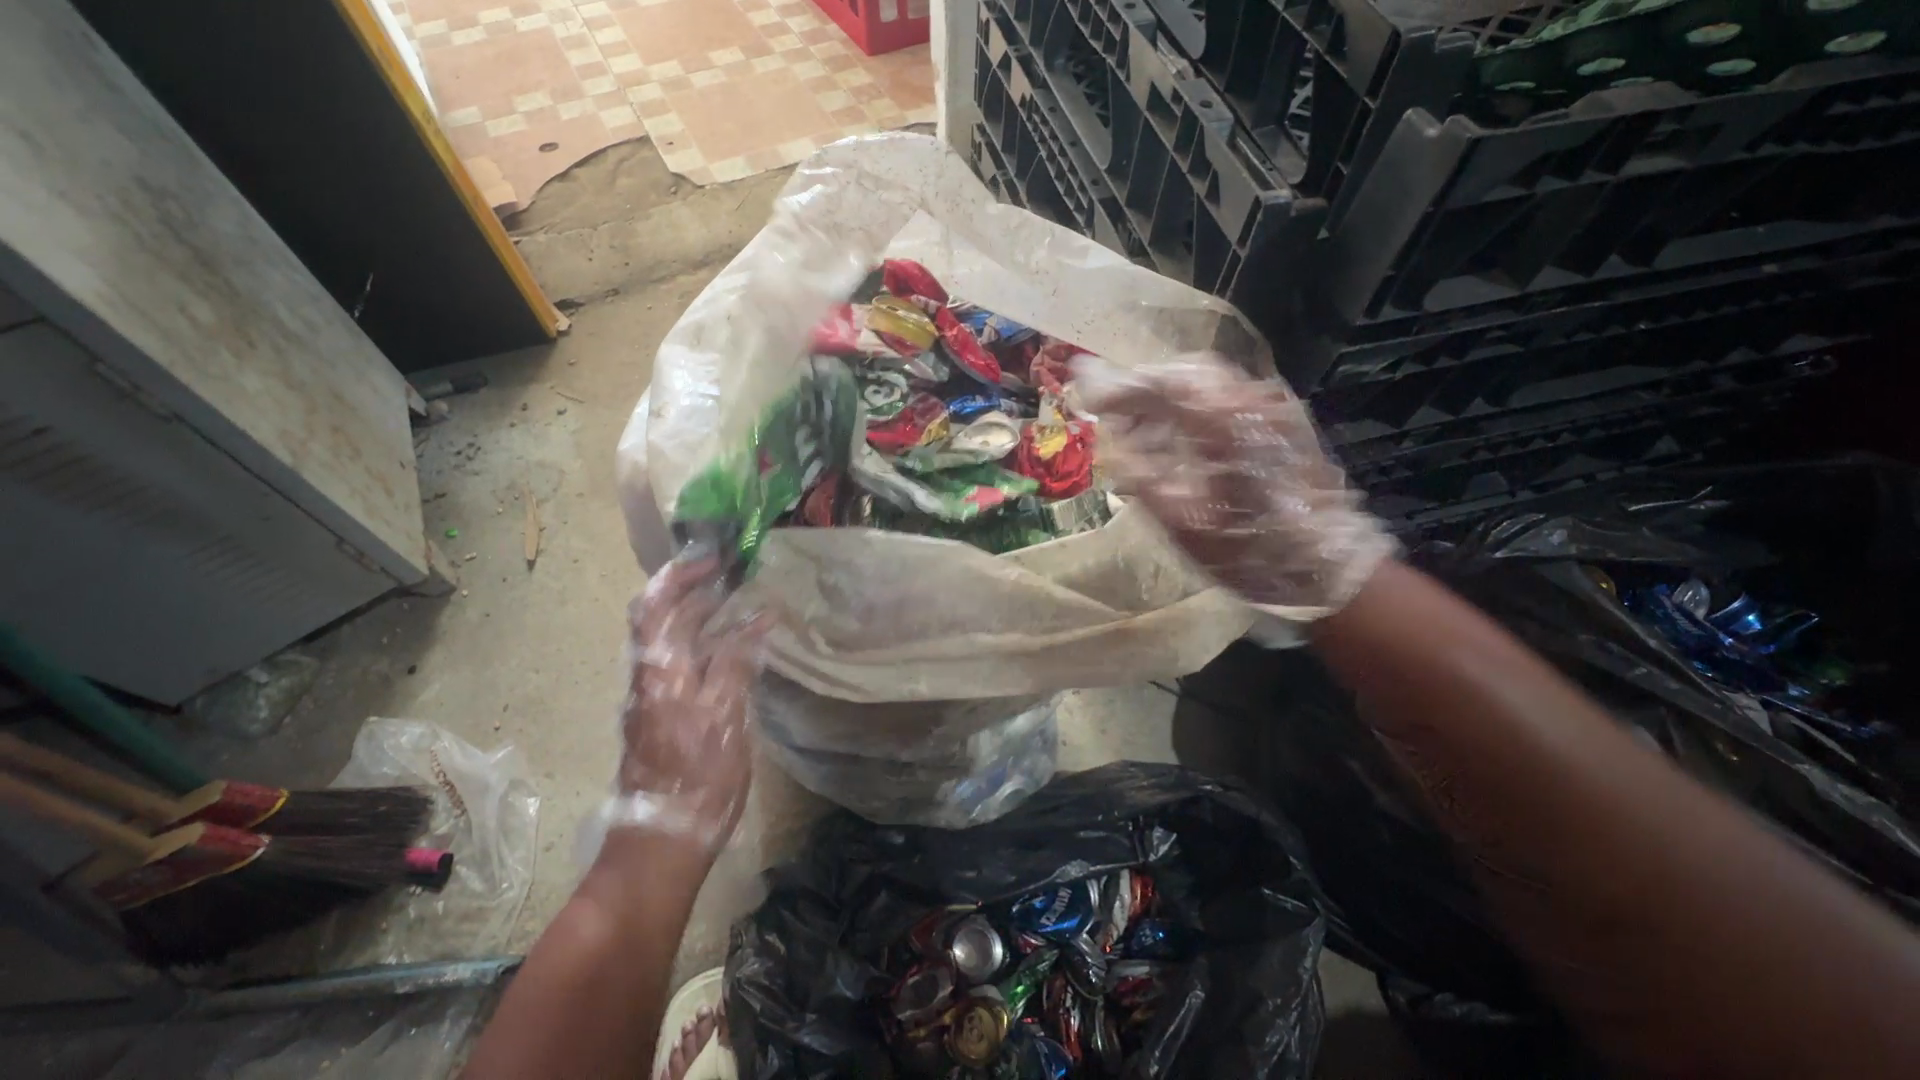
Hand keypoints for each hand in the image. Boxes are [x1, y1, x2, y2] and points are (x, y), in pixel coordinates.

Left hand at [616, 554, 772, 848]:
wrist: (662, 841)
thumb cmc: (697, 777)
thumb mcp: (726, 717)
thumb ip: (738, 664)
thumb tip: (757, 621)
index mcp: (658, 671)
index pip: (656, 604)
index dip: (680, 575)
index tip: (714, 560)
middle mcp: (648, 678)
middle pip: (661, 620)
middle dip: (695, 593)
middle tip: (735, 579)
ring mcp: (653, 699)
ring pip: (672, 645)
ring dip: (701, 620)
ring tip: (742, 609)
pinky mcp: (662, 719)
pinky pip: (682, 667)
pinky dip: (706, 649)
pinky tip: (736, 655)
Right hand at [1076, 353, 1394, 613]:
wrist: (1330, 566)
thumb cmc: (1252, 552)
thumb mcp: (1184, 527)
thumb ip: (1143, 480)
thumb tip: (1113, 449)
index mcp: (1223, 423)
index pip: (1162, 381)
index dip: (1119, 385)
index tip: (1088, 395)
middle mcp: (1252, 402)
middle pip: (1186, 373)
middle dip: (1144, 389)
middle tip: (1114, 415)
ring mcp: (1274, 409)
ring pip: (1209, 383)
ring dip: (1170, 399)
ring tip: (1143, 432)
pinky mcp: (1286, 423)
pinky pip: (1230, 398)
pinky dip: (1196, 409)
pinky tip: (1182, 441)